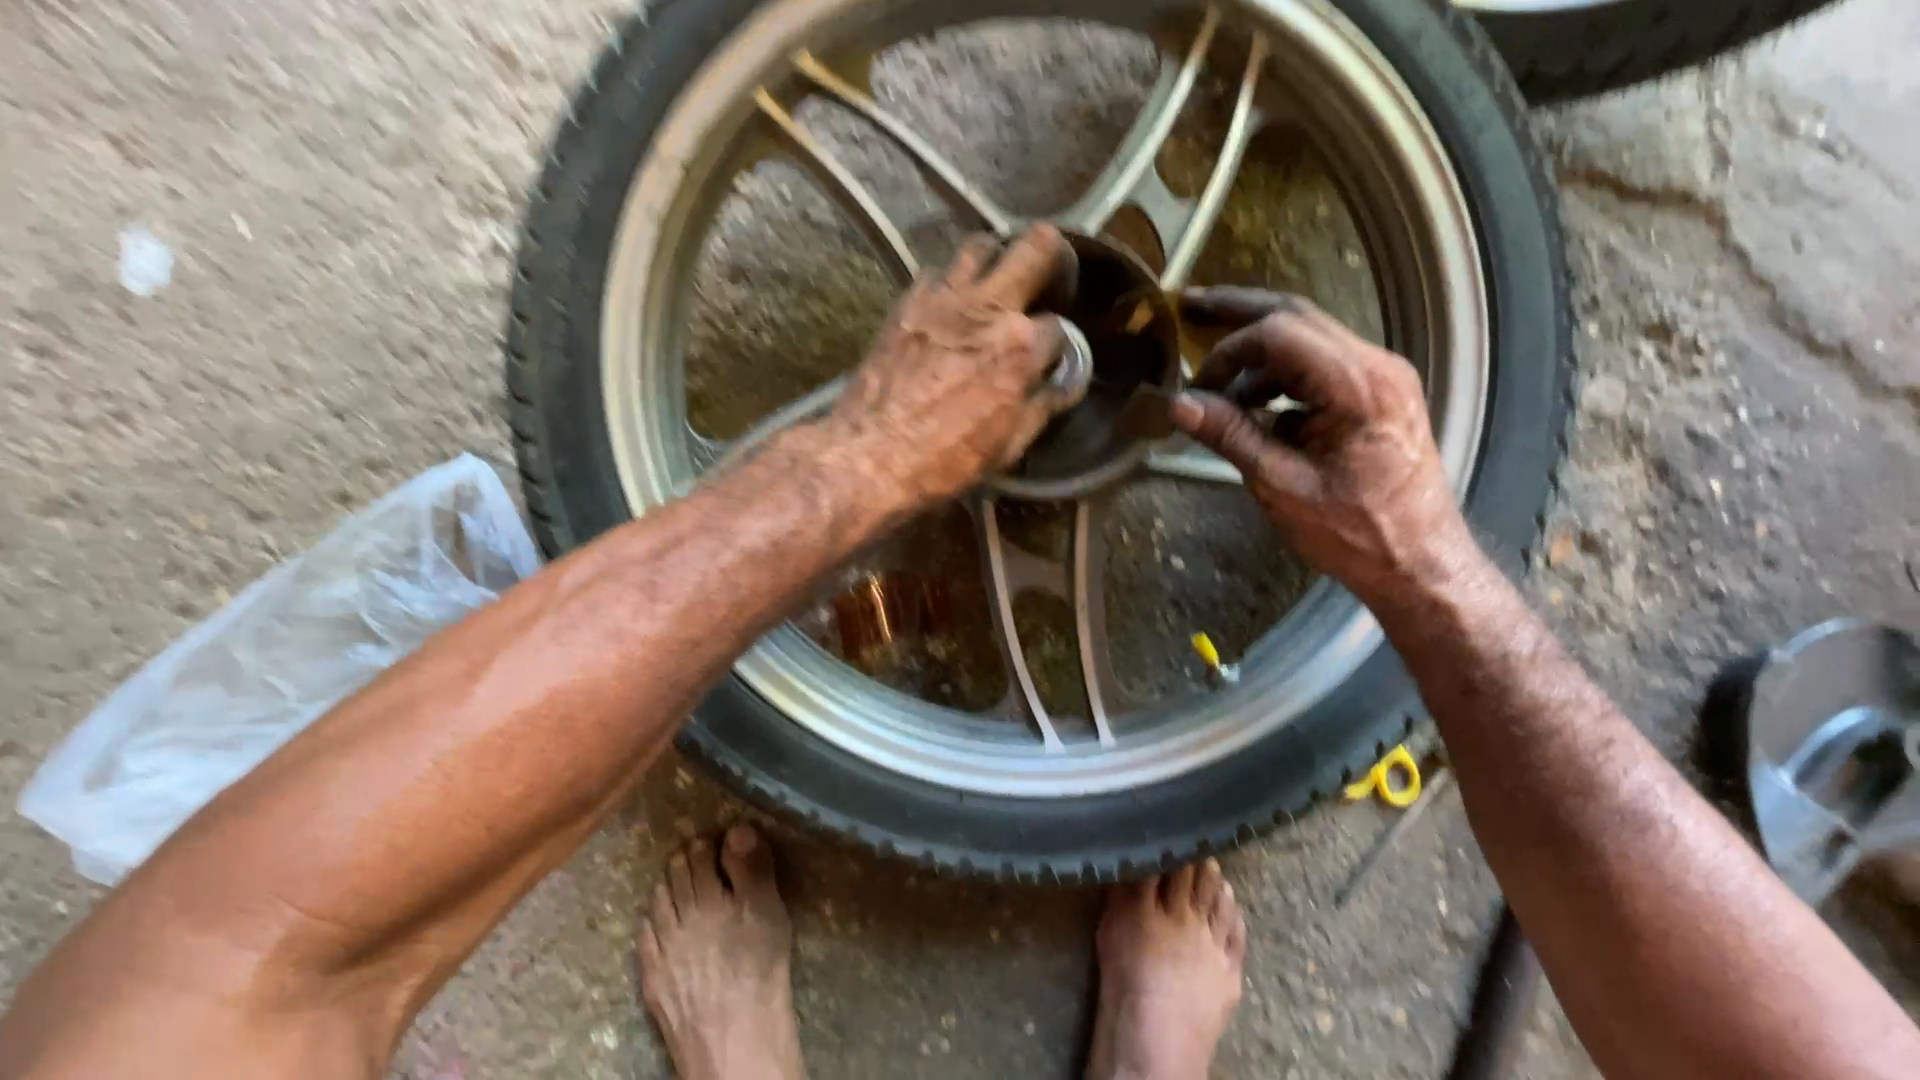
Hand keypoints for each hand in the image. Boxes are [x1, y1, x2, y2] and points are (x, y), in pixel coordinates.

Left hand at [822, 225, 1081, 511]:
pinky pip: (937, 272)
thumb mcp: (1009, 445)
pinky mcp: (907, 301)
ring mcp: (944, 298)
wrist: (871, 453)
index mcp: (1021, 346)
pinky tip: (948, 309)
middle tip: (1045, 283)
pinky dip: (950, 284)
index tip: (1048, 360)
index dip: (1058, 345)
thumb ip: (1043, 405)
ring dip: (996, 260)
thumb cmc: (946, 459)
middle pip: (1036, 246)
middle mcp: (988, 307)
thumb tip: (1063, 383)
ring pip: (982, 245)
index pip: (1059, 326)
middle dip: (1053, 257)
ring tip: (995, 287)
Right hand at [1168, 287, 1480, 604]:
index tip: (1197, 386)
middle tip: (1190, 304)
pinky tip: (1253, 406)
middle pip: (1297, 316)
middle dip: (1239, 313)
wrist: (1420, 563)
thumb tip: (1178, 403)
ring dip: (1257, 353)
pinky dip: (1280, 375)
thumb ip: (1230, 435)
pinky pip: (1321, 365)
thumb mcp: (1281, 486)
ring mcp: (1382, 377)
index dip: (1229, 351)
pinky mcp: (1379, 394)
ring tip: (1215, 382)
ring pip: (1308, 338)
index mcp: (1357, 385)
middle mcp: (1376, 366)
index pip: (1279, 333)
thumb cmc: (1355, 533)